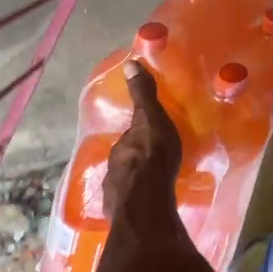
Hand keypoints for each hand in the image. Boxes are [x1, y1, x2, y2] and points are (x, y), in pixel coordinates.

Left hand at [96, 61, 209, 271]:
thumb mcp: (152, 117)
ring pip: (128, 177)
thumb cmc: (153, 155)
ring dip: (139, 175)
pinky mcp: (119, 209)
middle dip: (139, 154)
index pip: (132, 135)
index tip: (154, 136)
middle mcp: (114, 165)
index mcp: (123, 144)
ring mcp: (115, 189)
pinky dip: (138, 193)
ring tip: (156, 177)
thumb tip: (129, 62)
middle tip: (158, 156)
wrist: (145, 200)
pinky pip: (130, 196)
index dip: (142, 134)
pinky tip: (151, 196)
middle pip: (128, 155)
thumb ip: (143, 94)